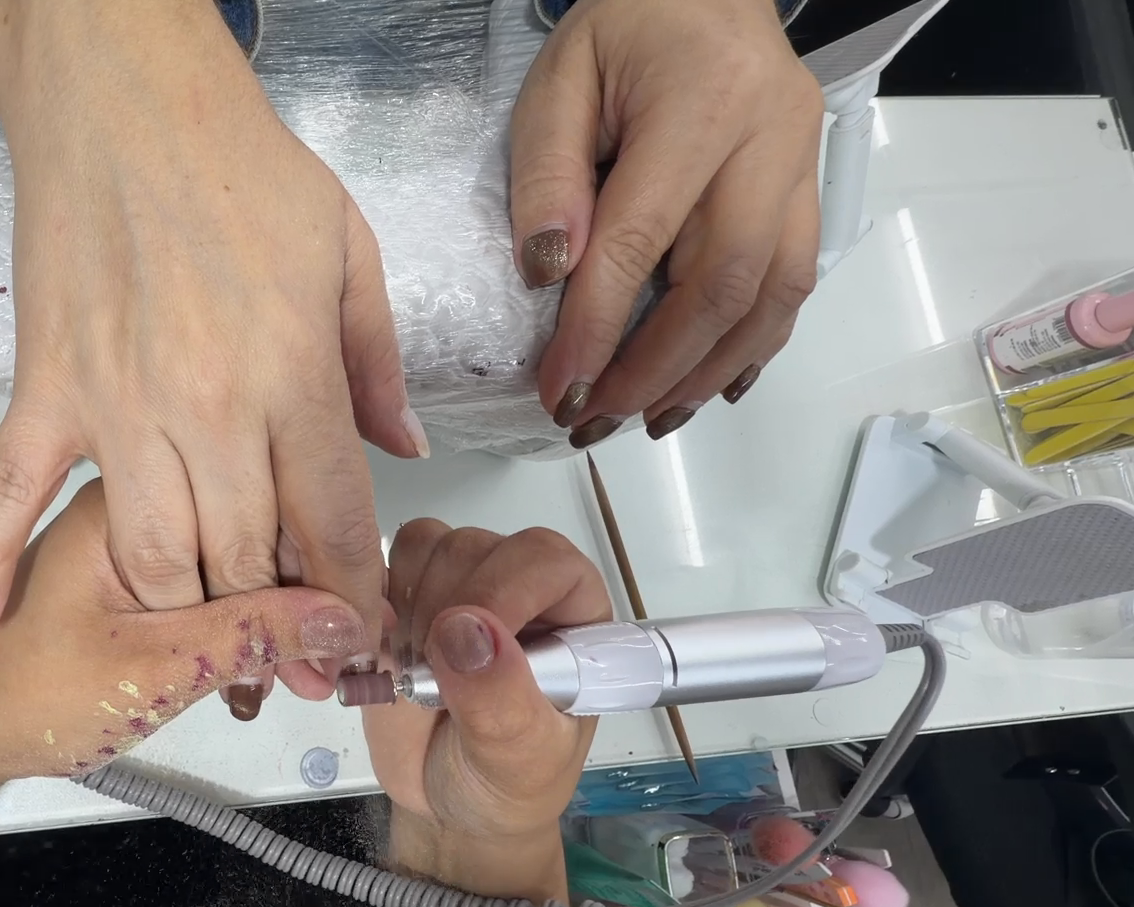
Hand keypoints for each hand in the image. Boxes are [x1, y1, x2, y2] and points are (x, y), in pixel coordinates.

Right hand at [0, 0, 422, 715]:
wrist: (119, 96)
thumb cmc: (240, 166)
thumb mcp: (346, 249)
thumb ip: (375, 364)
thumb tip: (402, 453)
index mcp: (290, 374)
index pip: (330, 520)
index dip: (345, 598)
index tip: (347, 643)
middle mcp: (205, 409)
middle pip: (241, 559)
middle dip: (268, 631)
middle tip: (278, 675)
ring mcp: (113, 408)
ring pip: (150, 557)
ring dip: (174, 625)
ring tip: (191, 666)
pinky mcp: (44, 393)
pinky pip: (12, 493)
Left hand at [0, 480, 370, 786]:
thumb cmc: (42, 695)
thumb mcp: (153, 668)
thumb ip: (248, 637)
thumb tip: (347, 622)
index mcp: (130, 497)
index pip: (252, 510)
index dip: (314, 574)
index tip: (352, 638)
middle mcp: (136, 498)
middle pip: (248, 533)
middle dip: (299, 603)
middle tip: (331, 675)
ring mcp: (136, 534)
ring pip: (232, 561)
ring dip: (271, 617)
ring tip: (307, 677)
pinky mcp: (136, 572)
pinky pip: (206, 583)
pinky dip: (238, 619)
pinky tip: (268, 658)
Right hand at [363, 522, 610, 839]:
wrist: (445, 804)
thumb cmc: (502, 785)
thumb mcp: (518, 761)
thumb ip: (501, 700)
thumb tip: (465, 629)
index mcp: (567, 618)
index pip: (545, 560)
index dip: (501, 589)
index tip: (463, 647)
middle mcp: (511, 589)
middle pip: (473, 548)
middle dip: (442, 610)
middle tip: (429, 679)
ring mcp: (451, 590)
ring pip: (424, 547)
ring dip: (405, 606)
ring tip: (409, 671)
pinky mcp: (399, 599)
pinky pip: (378, 566)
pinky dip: (366, 602)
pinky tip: (375, 653)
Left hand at [510, 0, 824, 447]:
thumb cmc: (620, 34)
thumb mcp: (555, 89)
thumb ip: (547, 180)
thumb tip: (547, 273)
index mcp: (701, 105)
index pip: (639, 244)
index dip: (596, 331)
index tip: (558, 391)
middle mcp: (771, 140)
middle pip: (722, 284)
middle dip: (652, 370)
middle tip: (593, 420)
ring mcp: (801, 166)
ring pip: (771, 294)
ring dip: (703, 373)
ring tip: (644, 421)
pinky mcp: (805, 190)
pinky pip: (793, 282)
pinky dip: (750, 346)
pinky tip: (705, 387)